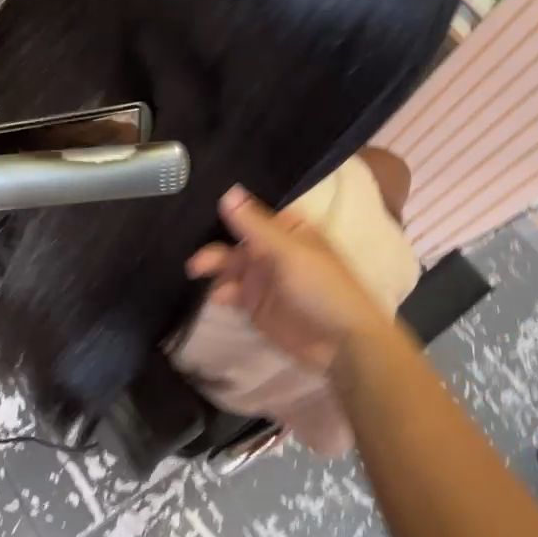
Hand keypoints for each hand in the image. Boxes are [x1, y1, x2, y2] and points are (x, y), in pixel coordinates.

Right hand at [186, 185, 390, 370]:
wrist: (341, 345)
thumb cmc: (322, 288)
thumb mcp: (290, 252)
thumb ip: (255, 225)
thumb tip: (229, 192)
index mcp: (287, 229)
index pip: (251, 212)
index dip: (227, 210)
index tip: (198, 206)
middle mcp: (272, 249)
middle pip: (234, 239)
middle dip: (214, 244)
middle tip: (197, 258)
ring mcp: (263, 277)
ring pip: (229, 264)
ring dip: (213, 266)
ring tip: (198, 272)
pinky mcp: (255, 304)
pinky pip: (230, 291)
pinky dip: (221, 291)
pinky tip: (218, 297)